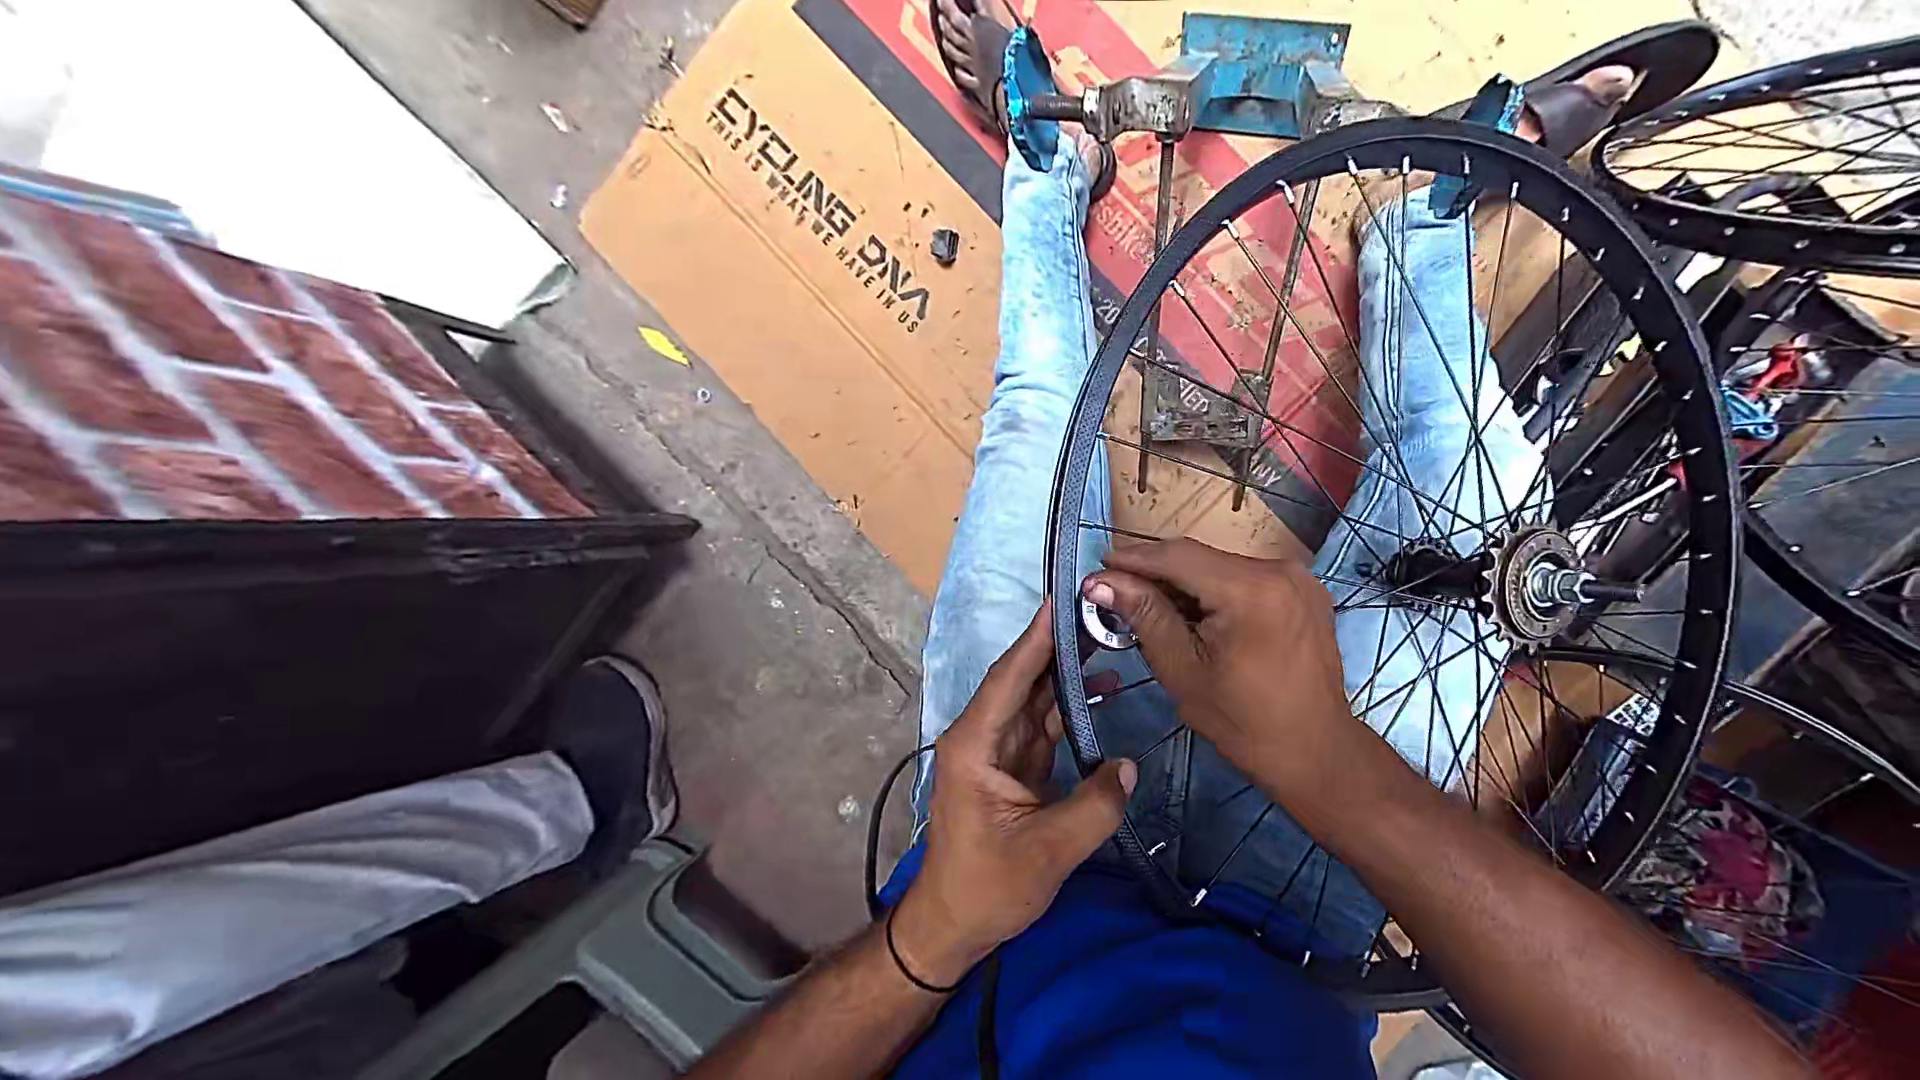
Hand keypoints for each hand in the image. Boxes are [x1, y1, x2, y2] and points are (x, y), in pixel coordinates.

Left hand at [892, 601, 1136, 986]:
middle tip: (1095, 613)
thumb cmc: (988, 886)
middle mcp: (982, 736)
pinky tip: (1100, 692)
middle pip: (1022, 681)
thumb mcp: (1047, 852)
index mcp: (974, 745)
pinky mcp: (1013, 764)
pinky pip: (1042, 723)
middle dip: (1056, 648)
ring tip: (1107, 642)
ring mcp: (997, 749)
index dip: (1033, 642)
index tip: (1057, 603)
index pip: (1007, 681)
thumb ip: (1094, 806)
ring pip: (1033, 698)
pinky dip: (1068, 707)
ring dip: (1066, 673)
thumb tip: (1129, 767)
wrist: (955, 922)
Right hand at [1081, 538, 1352, 802]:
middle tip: (1116, 590)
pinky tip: (1193, 613)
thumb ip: (1143, 615)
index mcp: (1251, 590)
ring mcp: (1297, 578)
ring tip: (1150, 605)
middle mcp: (1280, 570)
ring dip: (1182, 581)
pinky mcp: (1303, 590)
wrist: (1314, 751)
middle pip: (1199, 558)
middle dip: (1155, 572)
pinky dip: (1212, 588)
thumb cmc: (1241, 720)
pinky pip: (1243, 577)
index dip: (1133, 558)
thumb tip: (1101, 583)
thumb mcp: (1180, 668)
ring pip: (1219, 565)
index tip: (1099, 567)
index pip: (1177, 556)